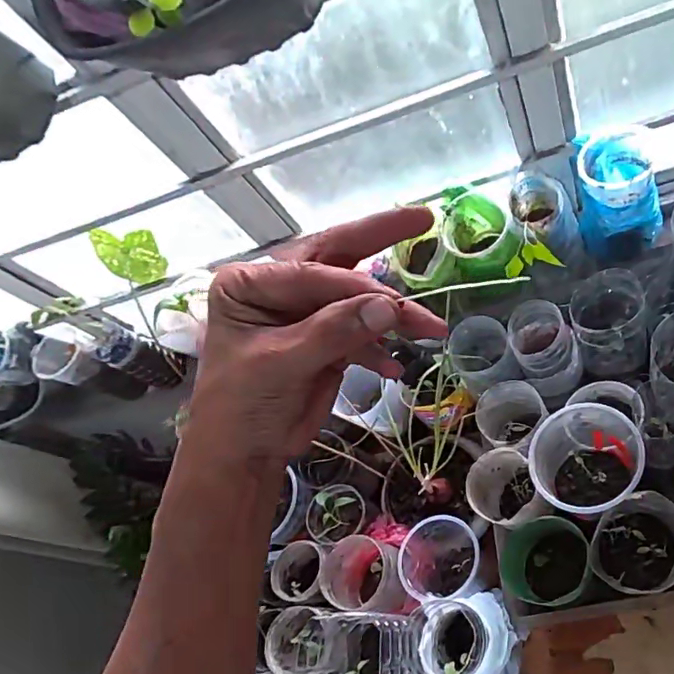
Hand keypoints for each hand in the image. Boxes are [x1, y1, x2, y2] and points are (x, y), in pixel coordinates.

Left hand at [187, 207, 446, 464]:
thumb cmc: (241, 405)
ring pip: (357, 298)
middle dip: (380, 240)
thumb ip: (334, 331)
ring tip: (432, 330)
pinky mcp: (326, 339)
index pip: (311, 272)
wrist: (243, 454)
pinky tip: (395, 368)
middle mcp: (277, 287)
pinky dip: (381, 349)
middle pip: (337, 258)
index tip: (395, 302)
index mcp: (250, 282)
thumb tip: (390, 306)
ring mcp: (305, 312)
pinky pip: (361, 333)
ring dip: (394, 316)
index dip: (356, 285)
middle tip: (422, 218)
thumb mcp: (281, 364)